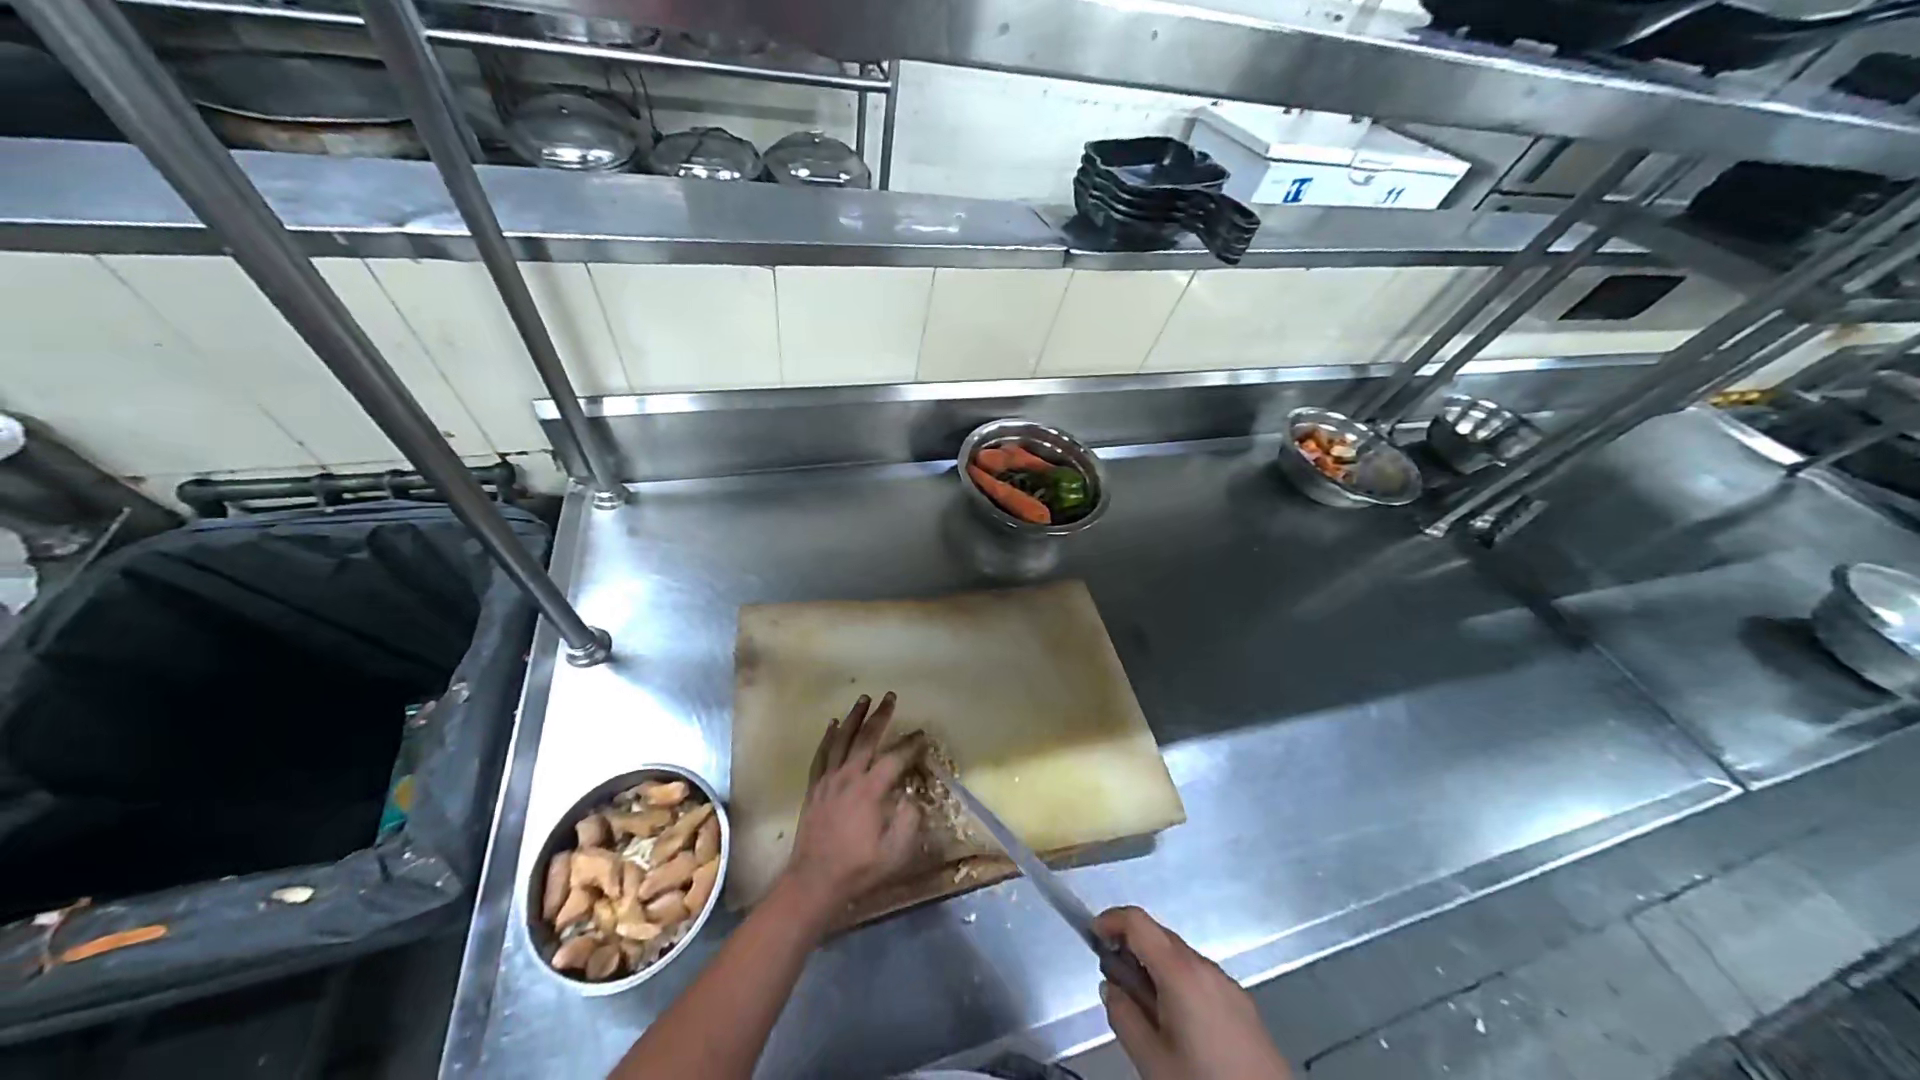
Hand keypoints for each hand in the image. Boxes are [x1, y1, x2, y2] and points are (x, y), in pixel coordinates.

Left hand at [779, 693, 923, 918]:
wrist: (814, 881)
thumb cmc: (858, 868)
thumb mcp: (894, 852)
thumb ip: (908, 821)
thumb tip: (911, 797)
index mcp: (870, 791)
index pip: (895, 759)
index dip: (910, 745)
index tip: (922, 735)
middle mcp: (848, 778)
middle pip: (865, 739)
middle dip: (880, 716)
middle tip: (890, 696)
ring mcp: (828, 781)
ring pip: (841, 740)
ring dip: (853, 717)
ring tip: (864, 698)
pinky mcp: (814, 788)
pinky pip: (821, 755)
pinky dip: (828, 737)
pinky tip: (833, 724)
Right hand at [1095, 906, 1293, 1079]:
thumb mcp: (1151, 1060)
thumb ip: (1123, 1016)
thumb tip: (1111, 987)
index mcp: (1180, 972)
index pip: (1138, 921)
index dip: (1111, 920)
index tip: (1093, 936)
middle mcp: (1206, 968)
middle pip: (1160, 936)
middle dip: (1131, 947)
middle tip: (1114, 981)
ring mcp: (1228, 986)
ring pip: (1181, 959)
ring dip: (1154, 968)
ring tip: (1144, 1010)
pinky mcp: (1243, 1006)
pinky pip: (1201, 979)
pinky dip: (1179, 984)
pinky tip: (1177, 1024)